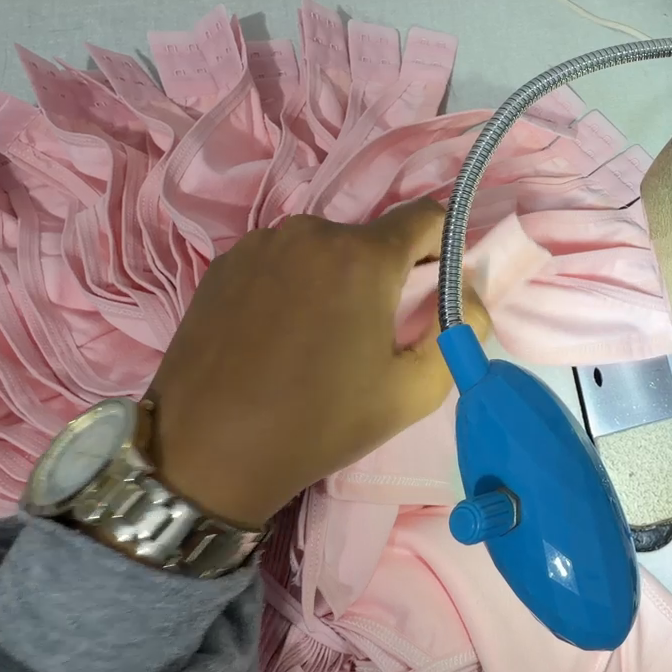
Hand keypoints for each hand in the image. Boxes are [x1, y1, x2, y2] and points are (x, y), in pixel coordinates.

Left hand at [144, 201, 488, 525]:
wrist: (206, 455)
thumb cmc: (322, 423)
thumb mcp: (417, 390)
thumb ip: (462, 329)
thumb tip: (465, 291)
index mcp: (363, 257)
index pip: (427, 216)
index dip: (442, 248)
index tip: (431, 293)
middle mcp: (311, 232)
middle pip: (376, 236)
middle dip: (390, 273)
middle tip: (376, 331)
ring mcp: (261, 244)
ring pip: (329, 247)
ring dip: (342, 277)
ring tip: (322, 335)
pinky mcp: (224, 264)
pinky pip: (286, 258)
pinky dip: (299, 283)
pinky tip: (281, 333)